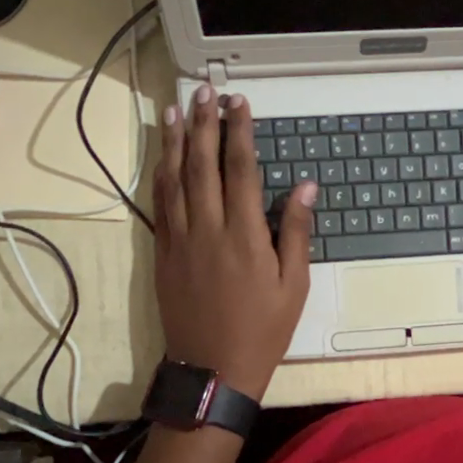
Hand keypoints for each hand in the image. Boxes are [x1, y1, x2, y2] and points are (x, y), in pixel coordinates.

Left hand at [152, 86, 315, 400]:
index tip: (238, 103)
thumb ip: (296, 233)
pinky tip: (161, 159)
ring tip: (174, 110)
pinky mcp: (163, 255)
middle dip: (203, 123)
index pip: (240, 169)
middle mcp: (208, 229)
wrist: (214, 370)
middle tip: (203, 92)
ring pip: (173, 179)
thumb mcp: (294, 286)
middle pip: (202, 164)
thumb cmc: (263, 331)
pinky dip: (160, 177)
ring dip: (174, 141)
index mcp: (244, 235)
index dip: (239, 132)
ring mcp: (179, 241)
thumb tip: (304, 187)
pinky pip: (159, 206)